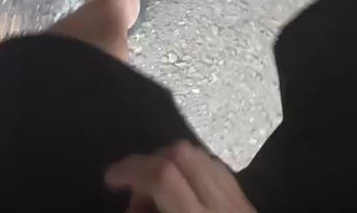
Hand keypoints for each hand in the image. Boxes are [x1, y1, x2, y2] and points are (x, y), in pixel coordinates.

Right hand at [105, 142, 255, 212]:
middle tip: (134, 195)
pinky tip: (181, 194)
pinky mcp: (245, 198)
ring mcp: (238, 197)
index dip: (132, 169)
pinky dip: (193, 171)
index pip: (165, 177)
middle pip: (182, 154)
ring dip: (170, 164)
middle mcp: (220, 202)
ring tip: (155, 194)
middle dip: (150, 162)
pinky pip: (216, 168)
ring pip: (200, 155)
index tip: (110, 177)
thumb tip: (131, 202)